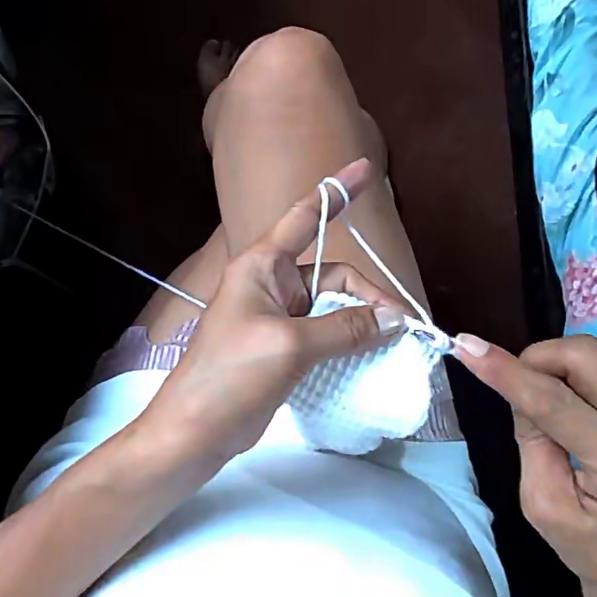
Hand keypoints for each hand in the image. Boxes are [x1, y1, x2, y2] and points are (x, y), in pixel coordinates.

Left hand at [134, 158, 407, 467]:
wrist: (194, 429)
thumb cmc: (230, 374)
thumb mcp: (289, 346)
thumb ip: (342, 329)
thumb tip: (392, 320)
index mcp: (261, 265)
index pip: (304, 216)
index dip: (335, 191)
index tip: (365, 167)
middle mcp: (270, 285)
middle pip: (332, 275)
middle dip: (368, 294)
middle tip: (402, 326)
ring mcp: (276, 319)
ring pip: (331, 308)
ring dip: (361, 322)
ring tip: (394, 344)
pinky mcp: (281, 349)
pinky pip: (324, 335)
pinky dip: (348, 343)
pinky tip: (371, 358)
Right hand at [453, 334, 596, 596]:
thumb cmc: (587, 543)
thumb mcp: (540, 501)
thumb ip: (531, 437)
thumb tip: (515, 381)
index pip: (556, 402)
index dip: (507, 371)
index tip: (466, 346)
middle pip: (588, 357)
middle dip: (537, 358)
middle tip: (511, 381)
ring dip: (554, 364)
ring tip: (538, 398)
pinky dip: (573, 373)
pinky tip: (567, 402)